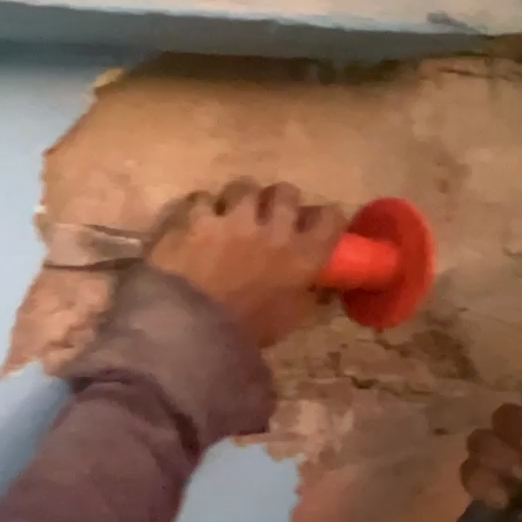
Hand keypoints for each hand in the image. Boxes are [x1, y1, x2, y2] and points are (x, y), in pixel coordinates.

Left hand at [146, 181, 345, 347]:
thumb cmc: (245, 334)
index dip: (319, 218)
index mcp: (304, 256)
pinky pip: (202, 198)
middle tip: (263, 215)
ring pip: (243, 187)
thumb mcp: (288, 320)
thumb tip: (314, 285)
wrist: (192, 330)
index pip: (329, 217)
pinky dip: (198, 209)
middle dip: (275, 201)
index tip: (308, 225)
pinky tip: (192, 222)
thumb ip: (304, 294)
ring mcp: (233, 220)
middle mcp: (274, 229)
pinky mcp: (195, 219)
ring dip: (236, 199)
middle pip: (285, 192)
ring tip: (225, 214)